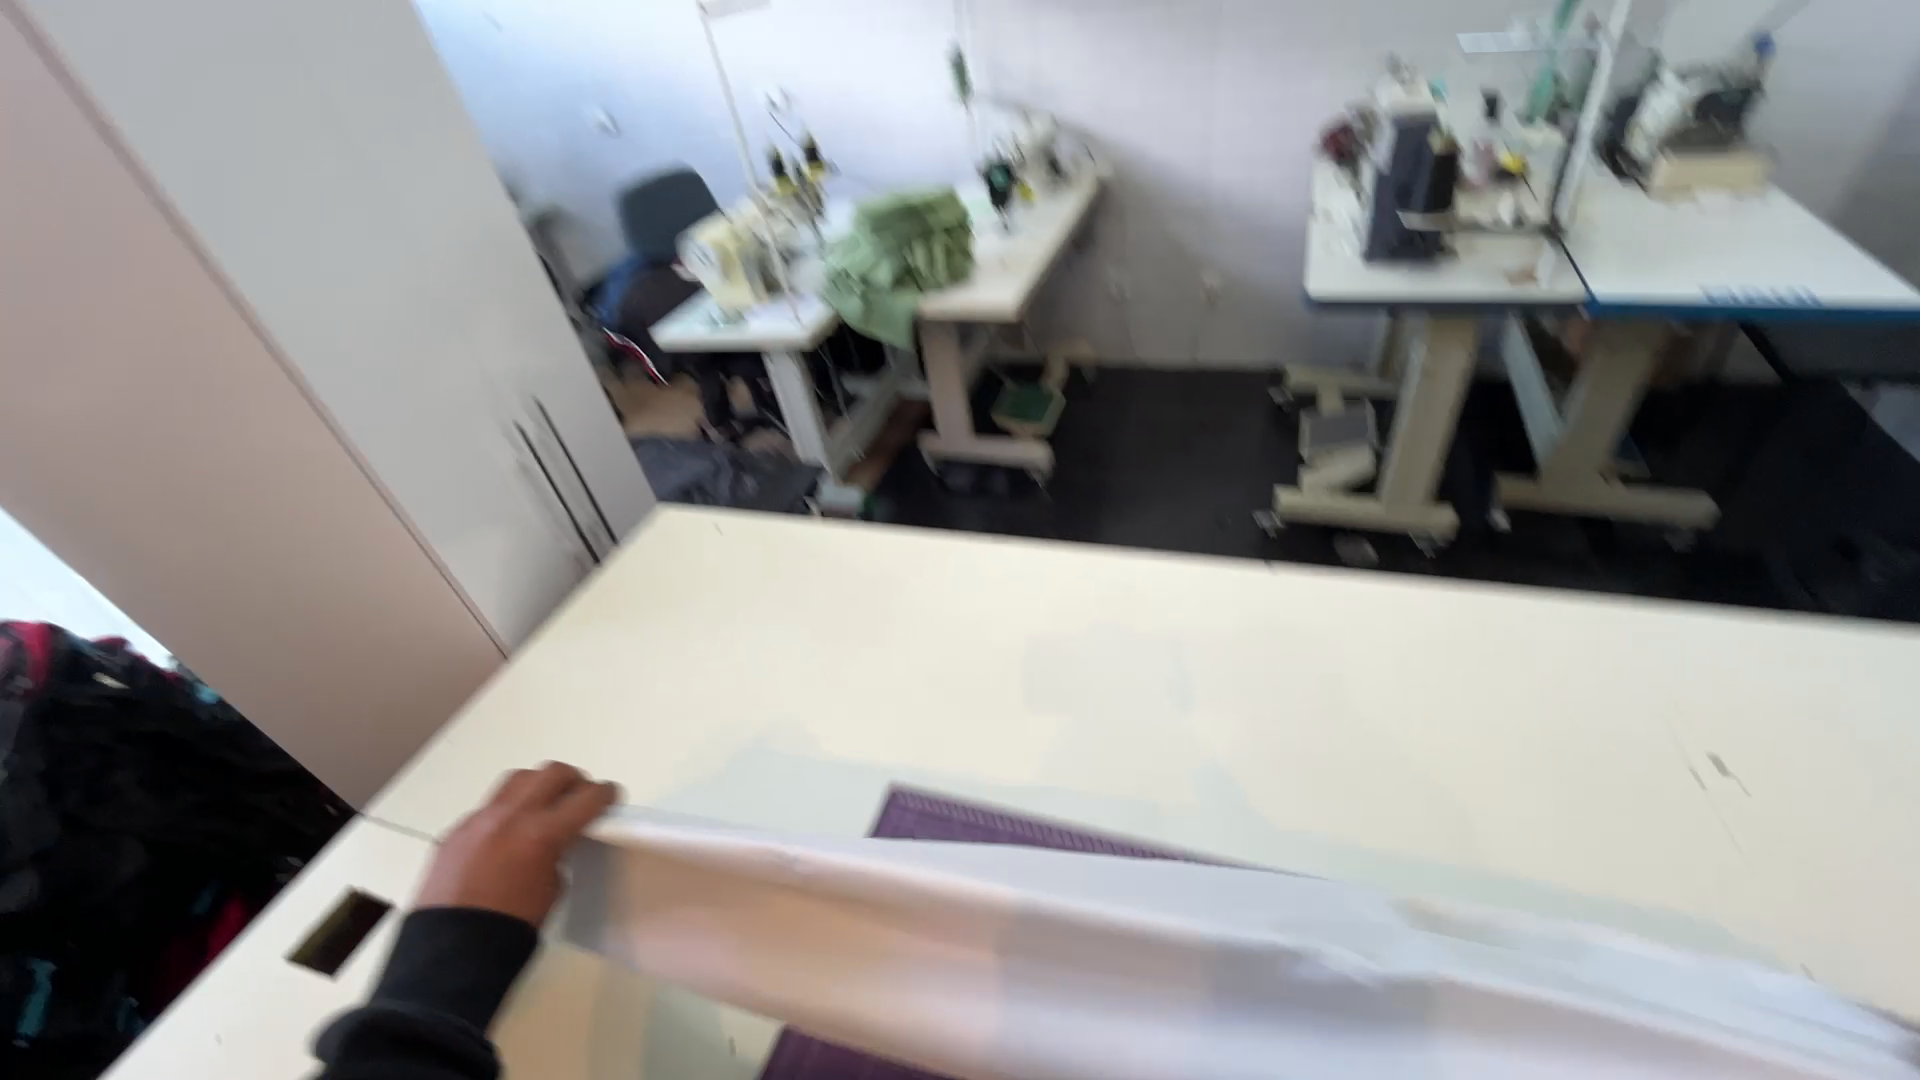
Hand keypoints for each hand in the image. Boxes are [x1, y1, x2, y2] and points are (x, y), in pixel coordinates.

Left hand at [414, 761, 620, 926]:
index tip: (610, 797)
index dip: (606, 794)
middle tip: (578, 799)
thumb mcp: (553, 887)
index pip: (588, 797)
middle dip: (574, 781)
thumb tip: (556, 840)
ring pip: (519, 779)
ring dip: (539, 786)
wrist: (448, 954)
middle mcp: (511, 817)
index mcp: (542, 834)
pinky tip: (506, 837)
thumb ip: (559, 851)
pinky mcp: (455, 831)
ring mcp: (479, 820)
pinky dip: (507, 812)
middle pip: (553, 772)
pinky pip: (489, 806)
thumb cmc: (512, 926)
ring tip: (542, 807)